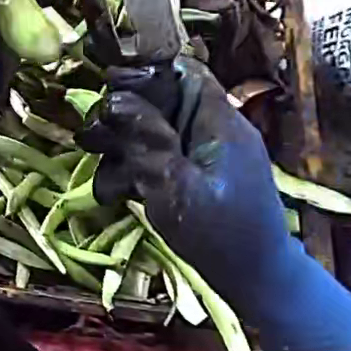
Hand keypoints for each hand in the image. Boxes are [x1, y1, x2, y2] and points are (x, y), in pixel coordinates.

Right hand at [81, 58, 350, 350]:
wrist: (259, 282)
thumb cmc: (223, 237)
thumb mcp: (179, 190)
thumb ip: (148, 143)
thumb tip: (115, 100)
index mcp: (218, 122)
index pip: (184, 70)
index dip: (145, 69)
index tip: (108, 83)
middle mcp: (210, 129)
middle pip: (161, 99)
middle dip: (122, 113)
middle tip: (91, 135)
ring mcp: (202, 152)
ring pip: (153, 128)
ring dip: (121, 142)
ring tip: (93, 156)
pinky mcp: (194, 174)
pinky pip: (158, 155)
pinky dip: (134, 167)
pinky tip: (113, 189)